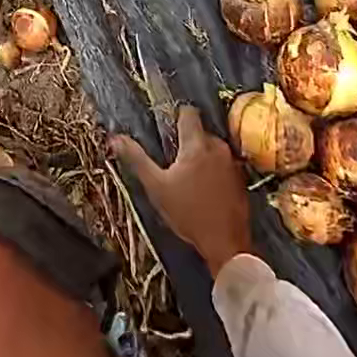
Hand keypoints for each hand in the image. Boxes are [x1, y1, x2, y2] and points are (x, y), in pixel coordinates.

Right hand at [110, 105, 254, 275]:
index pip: (188, 112)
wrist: (227, 244)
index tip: (167, 130)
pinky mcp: (241, 177)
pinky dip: (213, 169)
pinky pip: (223, 163)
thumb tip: (115, 139)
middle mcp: (217, 146)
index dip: (176, 116)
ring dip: (200, 156)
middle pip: (199, 131)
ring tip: (189, 178)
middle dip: (186, 142)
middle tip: (173, 162)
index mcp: (196, 144)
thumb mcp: (157, 187)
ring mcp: (232, 161)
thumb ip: (137, 159)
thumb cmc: (189, 214)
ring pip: (211, 147)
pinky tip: (205, 189)